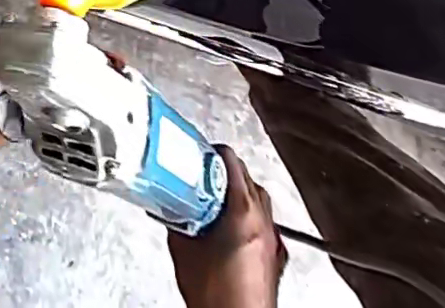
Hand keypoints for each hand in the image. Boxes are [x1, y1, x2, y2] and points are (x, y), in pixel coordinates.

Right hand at [168, 146, 286, 307]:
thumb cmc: (215, 292)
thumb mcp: (181, 246)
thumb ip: (176, 217)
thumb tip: (168, 204)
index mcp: (242, 213)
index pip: (233, 163)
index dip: (214, 152)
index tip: (199, 151)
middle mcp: (263, 224)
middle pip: (249, 179)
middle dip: (226, 170)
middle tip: (202, 170)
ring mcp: (274, 242)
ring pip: (260, 201)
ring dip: (239, 191)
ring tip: (215, 196)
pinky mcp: (276, 260)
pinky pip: (266, 224)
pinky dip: (250, 215)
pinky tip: (231, 226)